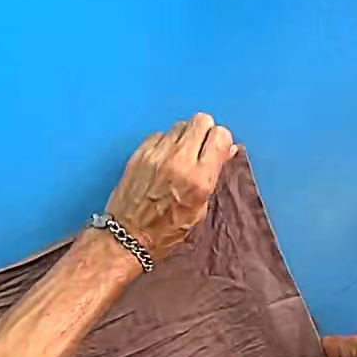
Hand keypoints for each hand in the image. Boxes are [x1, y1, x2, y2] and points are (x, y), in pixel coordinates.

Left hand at [103, 113, 236, 260]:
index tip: (217, 149)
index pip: (220, 136)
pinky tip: (163, 159)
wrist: (128, 236)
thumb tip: (228, 150)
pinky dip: (165, 143)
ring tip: (181, 154)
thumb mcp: (200, 210)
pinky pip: (160, 134)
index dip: (222, 140)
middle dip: (205, 131)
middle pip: (201, 120)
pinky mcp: (139, 153)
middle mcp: (179, 161)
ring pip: (180, 125)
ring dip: (185, 136)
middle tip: (201, 147)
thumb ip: (213, 177)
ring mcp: (157, 154)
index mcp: (199, 179)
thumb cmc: (168, 230)